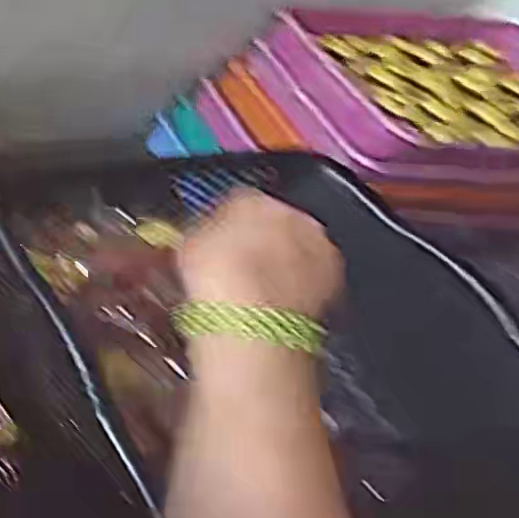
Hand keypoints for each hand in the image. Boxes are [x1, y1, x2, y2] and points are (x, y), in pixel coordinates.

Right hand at [178, 190, 343, 318]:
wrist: (250, 318)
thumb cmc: (215, 279)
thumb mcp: (185, 244)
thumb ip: (199, 229)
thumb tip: (199, 232)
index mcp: (255, 200)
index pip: (236, 199)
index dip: (219, 218)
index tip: (209, 234)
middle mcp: (294, 217)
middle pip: (271, 221)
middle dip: (253, 237)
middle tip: (228, 259)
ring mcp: (318, 247)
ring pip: (292, 246)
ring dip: (274, 259)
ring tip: (246, 283)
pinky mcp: (333, 279)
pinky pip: (306, 273)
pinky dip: (290, 282)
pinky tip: (266, 297)